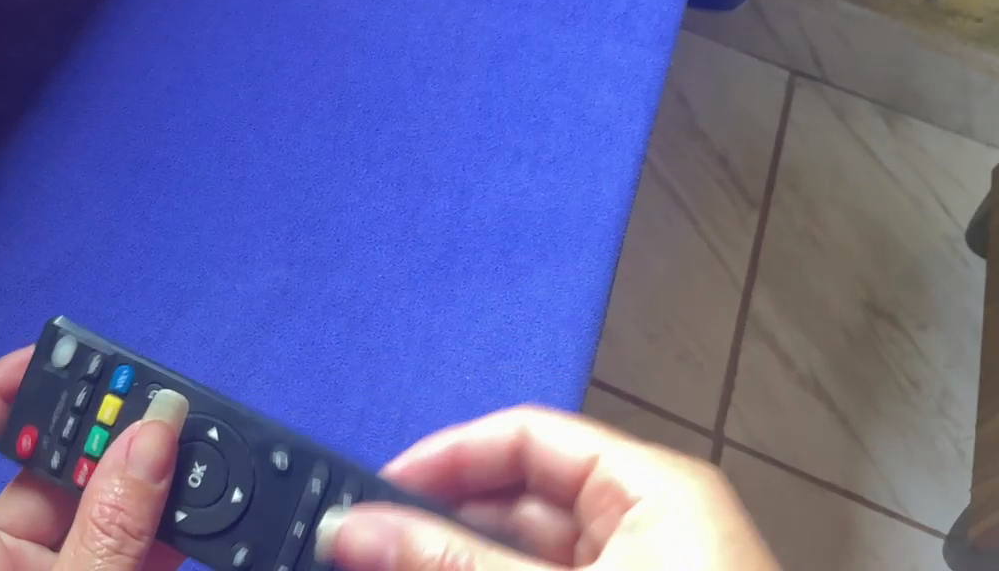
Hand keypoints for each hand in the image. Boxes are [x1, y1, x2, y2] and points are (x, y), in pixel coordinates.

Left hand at [0, 346, 191, 570]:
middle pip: (39, 477)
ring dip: (135, 489)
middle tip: (145, 405)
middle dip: (94, 439)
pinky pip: (112, 556)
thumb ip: (112, 523)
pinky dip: (149, 540)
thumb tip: (154, 430)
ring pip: (86, 519)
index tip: (49, 353)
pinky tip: (187, 521)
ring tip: (180, 452)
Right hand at [314, 405, 778, 570]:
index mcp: (650, 491)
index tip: (380, 490)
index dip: (448, 457)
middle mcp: (644, 529)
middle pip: (515, 503)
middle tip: (371, 546)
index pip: (522, 439)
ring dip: (455, 565)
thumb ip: (451, 562)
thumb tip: (347, 529)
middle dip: (441, 526)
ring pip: (520, 557)